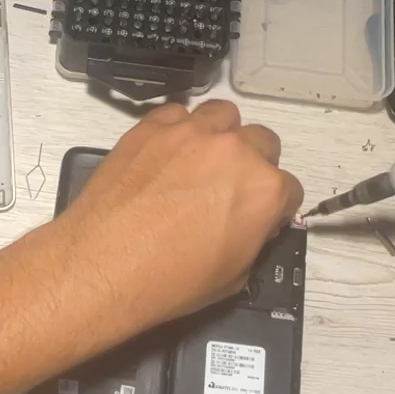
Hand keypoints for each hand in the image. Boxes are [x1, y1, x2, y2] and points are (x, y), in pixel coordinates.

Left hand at [54, 100, 302, 327]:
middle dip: (253, 164)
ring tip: (201, 161)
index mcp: (265, 190)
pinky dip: (177, 129)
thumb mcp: (233, 277)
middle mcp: (234, 151)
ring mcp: (190, 133)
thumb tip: (251, 227)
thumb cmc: (169, 279)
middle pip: (263, 142)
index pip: (289, 189)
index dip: (274, 207)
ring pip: (223, 116)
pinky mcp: (151, 128)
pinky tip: (166, 154)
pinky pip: (176, 114)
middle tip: (228, 188)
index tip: (257, 217)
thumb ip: (253, 240)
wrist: (104, 265)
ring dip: (220, 135)